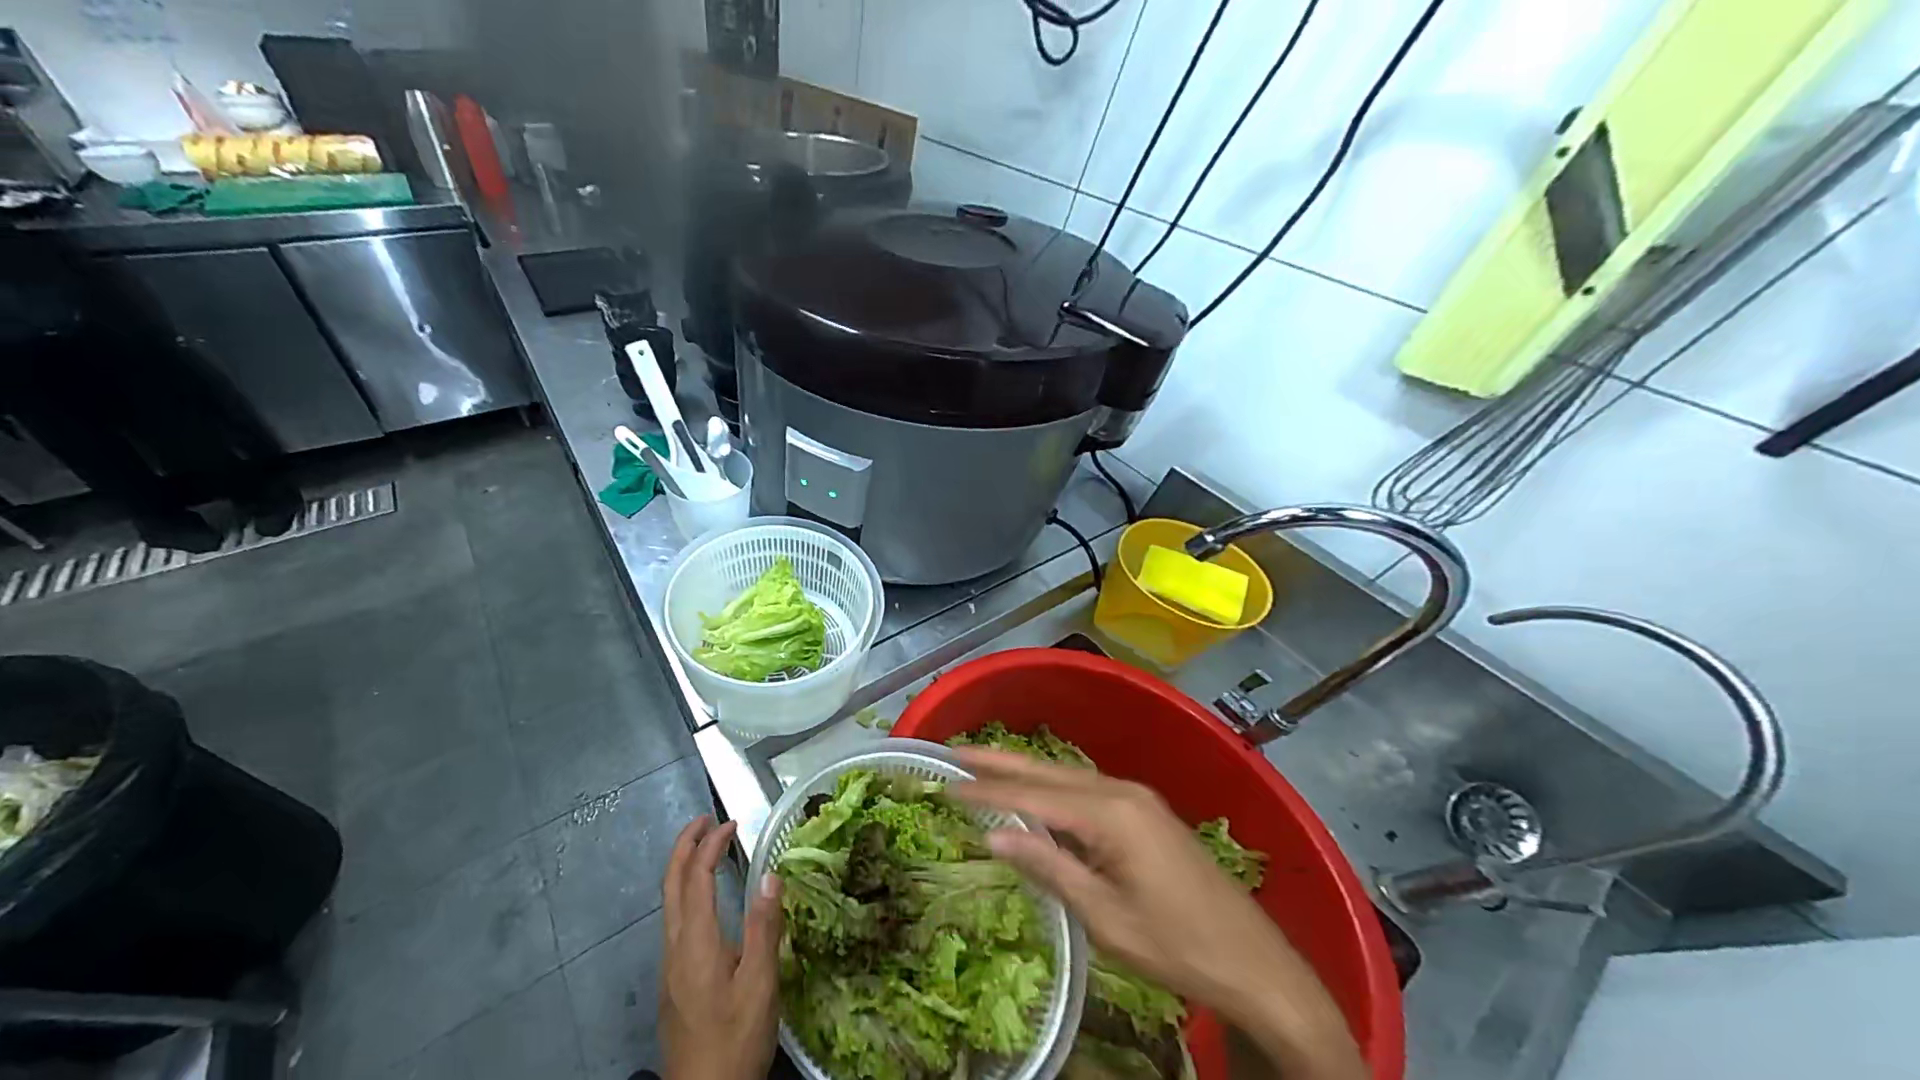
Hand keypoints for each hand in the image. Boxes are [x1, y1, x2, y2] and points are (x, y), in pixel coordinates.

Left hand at [660, 816, 784, 1079]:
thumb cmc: (735, 1039)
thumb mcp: (760, 985)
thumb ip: (764, 929)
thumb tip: (770, 875)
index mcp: (696, 943)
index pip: (696, 879)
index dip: (710, 845)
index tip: (731, 824)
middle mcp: (676, 948)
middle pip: (670, 885)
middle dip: (684, 847)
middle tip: (705, 821)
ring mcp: (670, 966)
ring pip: (669, 902)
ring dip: (683, 867)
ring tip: (705, 849)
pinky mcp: (674, 980)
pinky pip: (675, 919)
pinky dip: (687, 891)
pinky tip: (705, 898)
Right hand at [950, 748, 1366, 1079]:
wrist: (1253, 961)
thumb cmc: (1176, 945)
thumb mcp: (1105, 916)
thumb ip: (1049, 867)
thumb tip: (994, 837)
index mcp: (1111, 813)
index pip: (1033, 796)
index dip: (987, 790)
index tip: (946, 782)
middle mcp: (1122, 791)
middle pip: (1048, 772)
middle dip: (999, 761)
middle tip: (953, 752)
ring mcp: (1137, 797)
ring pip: (1067, 776)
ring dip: (1023, 771)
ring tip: (980, 765)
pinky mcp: (1144, 811)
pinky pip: (1086, 790)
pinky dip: (1050, 788)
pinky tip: (1032, 793)